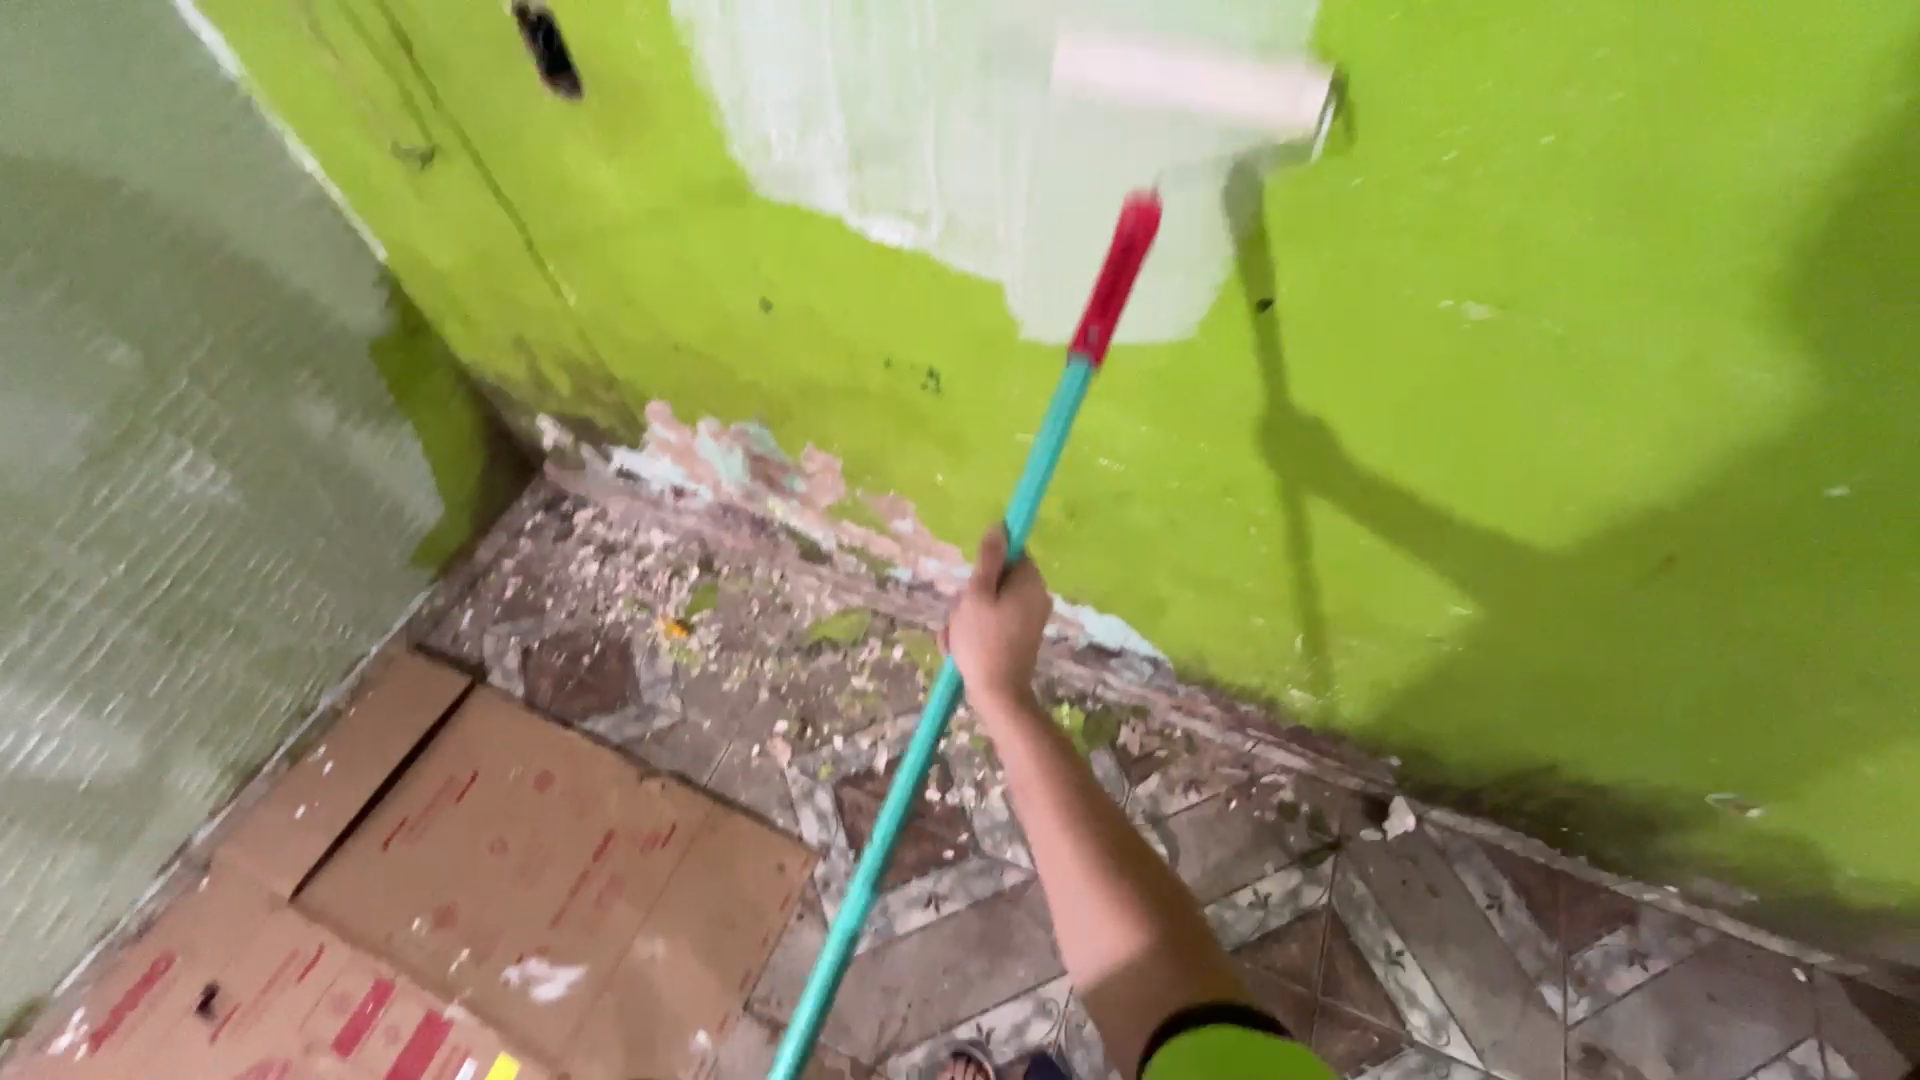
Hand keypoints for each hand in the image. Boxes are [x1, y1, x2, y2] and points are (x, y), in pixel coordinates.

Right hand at [946, 525, 1051, 709]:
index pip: (1009, 553)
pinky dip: (975, 632)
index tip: (972, 585)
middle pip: (996, 579)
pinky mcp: (1021, 638)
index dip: (985, 565)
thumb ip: (988, 559)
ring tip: (956, 638)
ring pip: (989, 603)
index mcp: (1030, 582)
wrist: (998, 695)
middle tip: (959, 617)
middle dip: (970, 597)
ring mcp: (1030, 619)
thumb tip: (1000, 526)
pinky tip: (961, 649)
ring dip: (967, 618)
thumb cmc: (983, 642)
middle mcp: (1036, 597)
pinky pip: (993, 623)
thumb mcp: (977, 595)